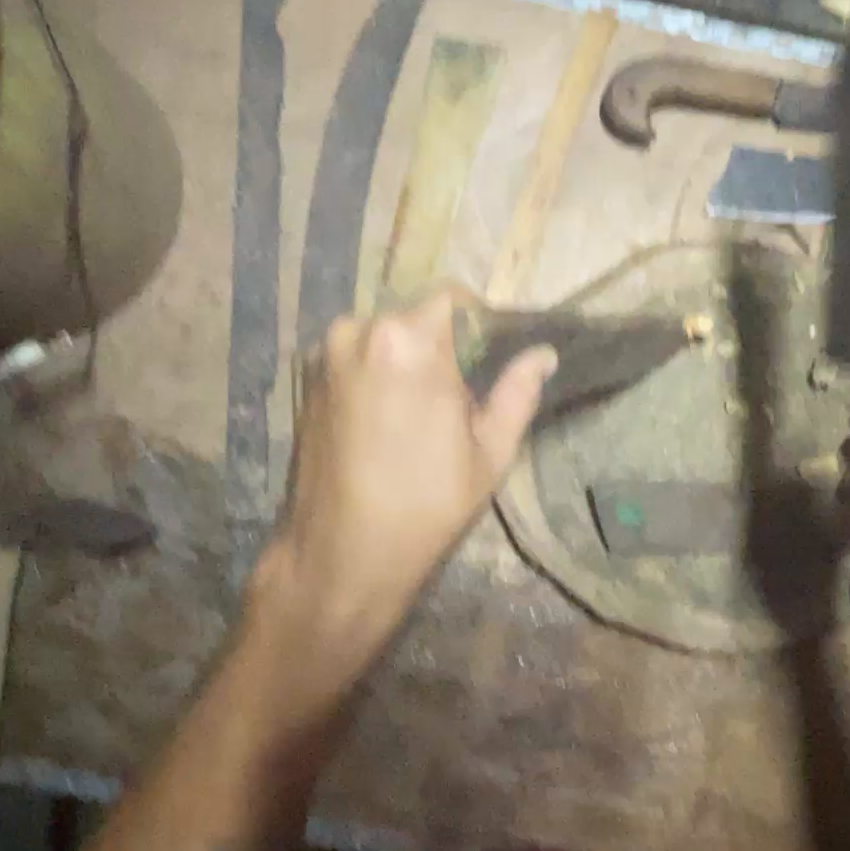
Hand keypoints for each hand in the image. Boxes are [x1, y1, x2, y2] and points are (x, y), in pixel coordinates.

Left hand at [256, 292, 557, 679]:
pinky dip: (374, 374)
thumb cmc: (425, 504)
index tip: (487, 357)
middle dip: (439, 345)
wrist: (341, 553)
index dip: (476, 321)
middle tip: (455, 397)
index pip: (452, 298)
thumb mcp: (489, 452)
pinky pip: (355, 358)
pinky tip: (383, 422)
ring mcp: (325, 355)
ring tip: (417, 414)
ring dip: (404, 360)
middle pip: (415, 318)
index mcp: (410, 341)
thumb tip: (544, 354)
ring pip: (382, 338)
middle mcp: (360, 331)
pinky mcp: (304, 380)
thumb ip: (518, 391)